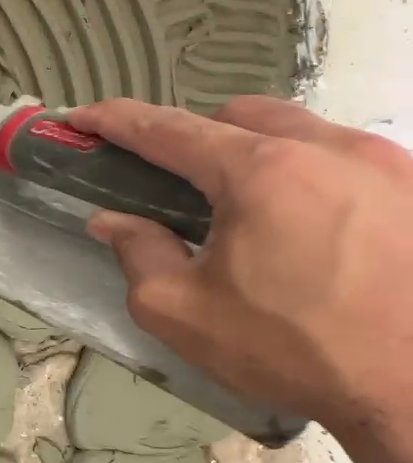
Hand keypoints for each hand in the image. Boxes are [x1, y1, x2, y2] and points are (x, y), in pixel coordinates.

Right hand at [72, 97, 412, 462]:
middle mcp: (332, 152)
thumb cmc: (290, 347)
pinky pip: (346, 160)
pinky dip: (304, 174)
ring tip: (237, 206)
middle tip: (167, 180)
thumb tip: (113, 220)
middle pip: (243, 115)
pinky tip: (297, 223)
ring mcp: (391, 168)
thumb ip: (137, 252)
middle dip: (194, 136)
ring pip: (303, 132)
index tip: (81, 119)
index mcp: (262, 173)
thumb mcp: (176, 307)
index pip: (170, 130)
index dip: (116, 121)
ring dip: (255, 153)